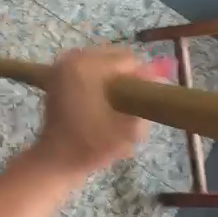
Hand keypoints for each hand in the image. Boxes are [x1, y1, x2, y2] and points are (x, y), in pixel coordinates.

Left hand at [31, 46, 149, 176]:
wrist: (56, 159)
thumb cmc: (91, 146)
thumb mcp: (126, 129)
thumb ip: (146, 102)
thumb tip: (161, 81)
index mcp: (86, 67)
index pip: (128, 60)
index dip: (144, 76)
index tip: (151, 96)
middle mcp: (73, 59)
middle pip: (115, 56)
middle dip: (129, 75)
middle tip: (138, 99)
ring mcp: (63, 65)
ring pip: (103, 61)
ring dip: (116, 77)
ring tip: (122, 101)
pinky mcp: (60, 74)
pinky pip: (90, 68)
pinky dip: (101, 79)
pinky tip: (106, 99)